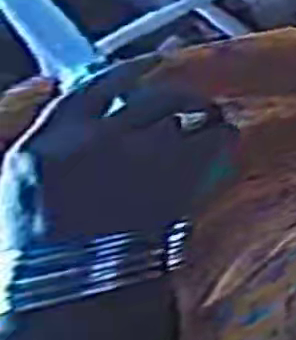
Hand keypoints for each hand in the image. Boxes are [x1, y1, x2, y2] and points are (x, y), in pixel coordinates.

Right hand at [1, 57, 236, 246]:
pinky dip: (220, 142)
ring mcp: (148, 148)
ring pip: (194, 112)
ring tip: (186, 150)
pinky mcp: (189, 161)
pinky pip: (222, 132)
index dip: (131, 70)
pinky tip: (204, 163)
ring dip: (198, 123)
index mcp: (44, 144)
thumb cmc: (48, 237)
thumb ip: (67, 139)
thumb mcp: (29, 183)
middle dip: (175, 105)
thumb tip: (105, 102)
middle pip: (157, 97)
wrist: (78, 278)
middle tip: (179, 121)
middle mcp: (96, 139)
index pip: (94, 88)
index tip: (153, 61)